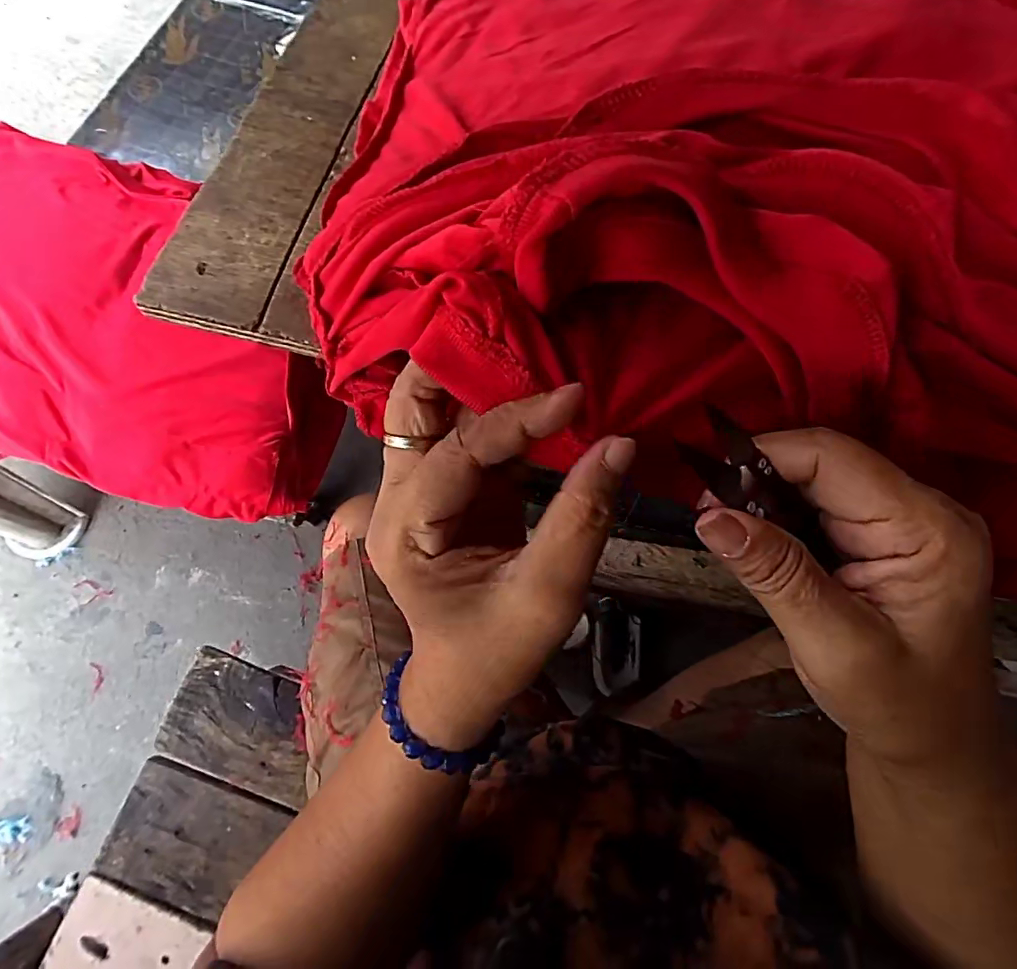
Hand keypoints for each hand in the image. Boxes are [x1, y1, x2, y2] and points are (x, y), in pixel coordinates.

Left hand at [367, 363, 634, 749]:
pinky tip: (539, 396)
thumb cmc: (496, 652)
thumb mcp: (546, 595)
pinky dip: (501, 413)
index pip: (457, 454)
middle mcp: (398, 499)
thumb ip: (581, 518)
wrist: (462, 684)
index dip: (515, 419)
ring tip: (528, 352)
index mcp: (406, 529)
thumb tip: (618, 443)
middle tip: (510, 333)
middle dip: (452, 367)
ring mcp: (419, 491)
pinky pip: (468, 436)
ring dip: (476, 381)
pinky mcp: (450, 490)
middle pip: (409, 409)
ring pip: (433, 414)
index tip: (574, 396)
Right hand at [693, 429, 1002, 769]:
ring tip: (729, 532)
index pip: (832, 457)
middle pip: (823, 461)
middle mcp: (923, 508)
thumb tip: (710, 517)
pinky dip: (779, 514)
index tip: (708, 497)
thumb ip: (775, 574)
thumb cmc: (898, 706)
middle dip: (758, 480)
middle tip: (711, 519)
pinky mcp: (885, 531)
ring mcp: (906, 518)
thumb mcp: (831, 644)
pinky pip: (819, 500)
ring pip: (816, 477)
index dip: (763, 459)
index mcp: (928, 528)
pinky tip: (759, 543)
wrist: (937, 744)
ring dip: (764, 497)